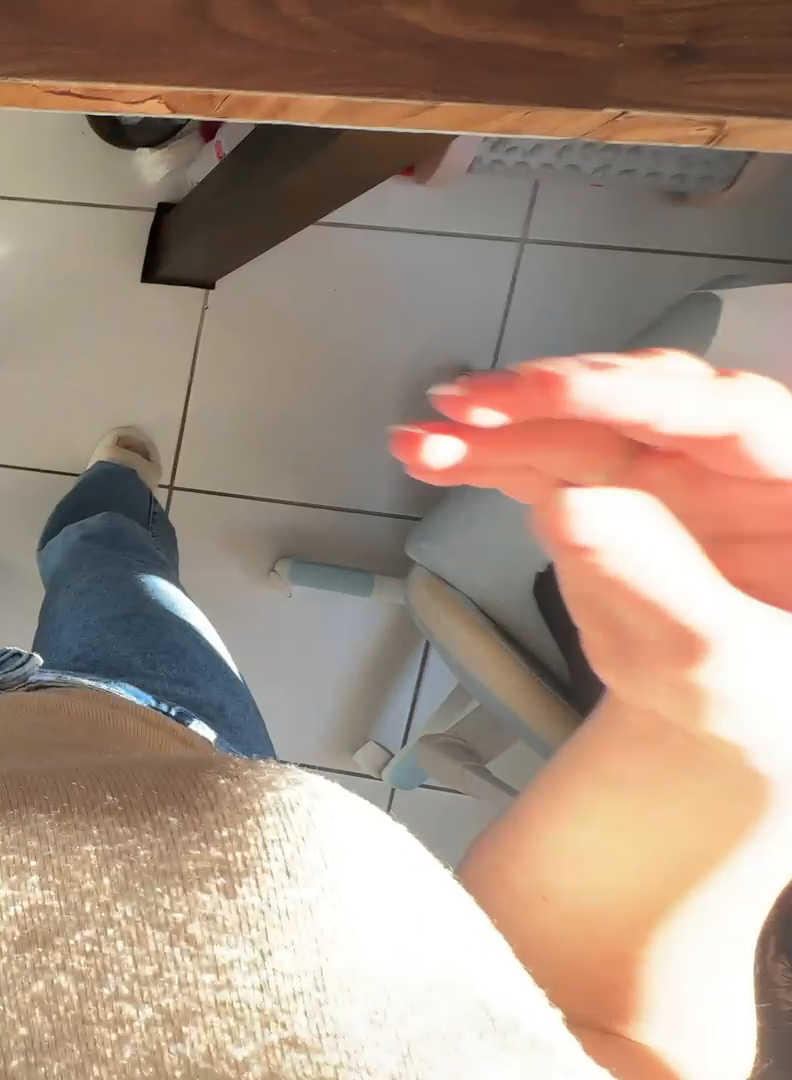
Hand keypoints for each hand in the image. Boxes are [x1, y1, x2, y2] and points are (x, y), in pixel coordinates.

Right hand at [388, 351, 791, 755]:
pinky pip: (533, 467)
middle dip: (539, 402)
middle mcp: (734, 471)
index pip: (722, 414)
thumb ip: (652, 582)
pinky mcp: (605, 499)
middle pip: (634, 409)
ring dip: (484, 435)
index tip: (535, 393)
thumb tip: (569, 505)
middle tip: (465, 406)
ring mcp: (665, 483)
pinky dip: (476, 462)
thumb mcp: (713, 660)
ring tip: (419, 445)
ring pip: (567, 434)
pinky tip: (431, 460)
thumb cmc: (752, 701)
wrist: (713, 724)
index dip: (624, 394)